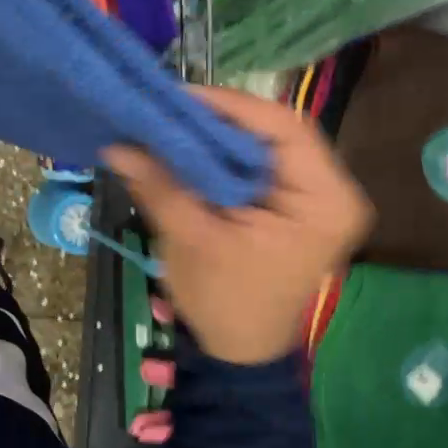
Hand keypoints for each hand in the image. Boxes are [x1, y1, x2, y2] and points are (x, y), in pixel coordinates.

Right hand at [104, 87, 370, 364]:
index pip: (286, 128)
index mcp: (325, 200)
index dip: (231, 105)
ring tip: (169, 122)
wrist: (239, 350)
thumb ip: (160, 185)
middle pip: (274, 130)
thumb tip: (116, 143)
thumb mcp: (190, 239)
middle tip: (165, 107)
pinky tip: (184, 147)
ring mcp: (312, 195)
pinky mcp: (290, 201)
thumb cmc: (225, 300)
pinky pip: (254, 160)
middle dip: (218, 117)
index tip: (178, 97)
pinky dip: (218, 151)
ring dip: (215, 132)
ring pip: (261, 141)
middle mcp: (331, 189)